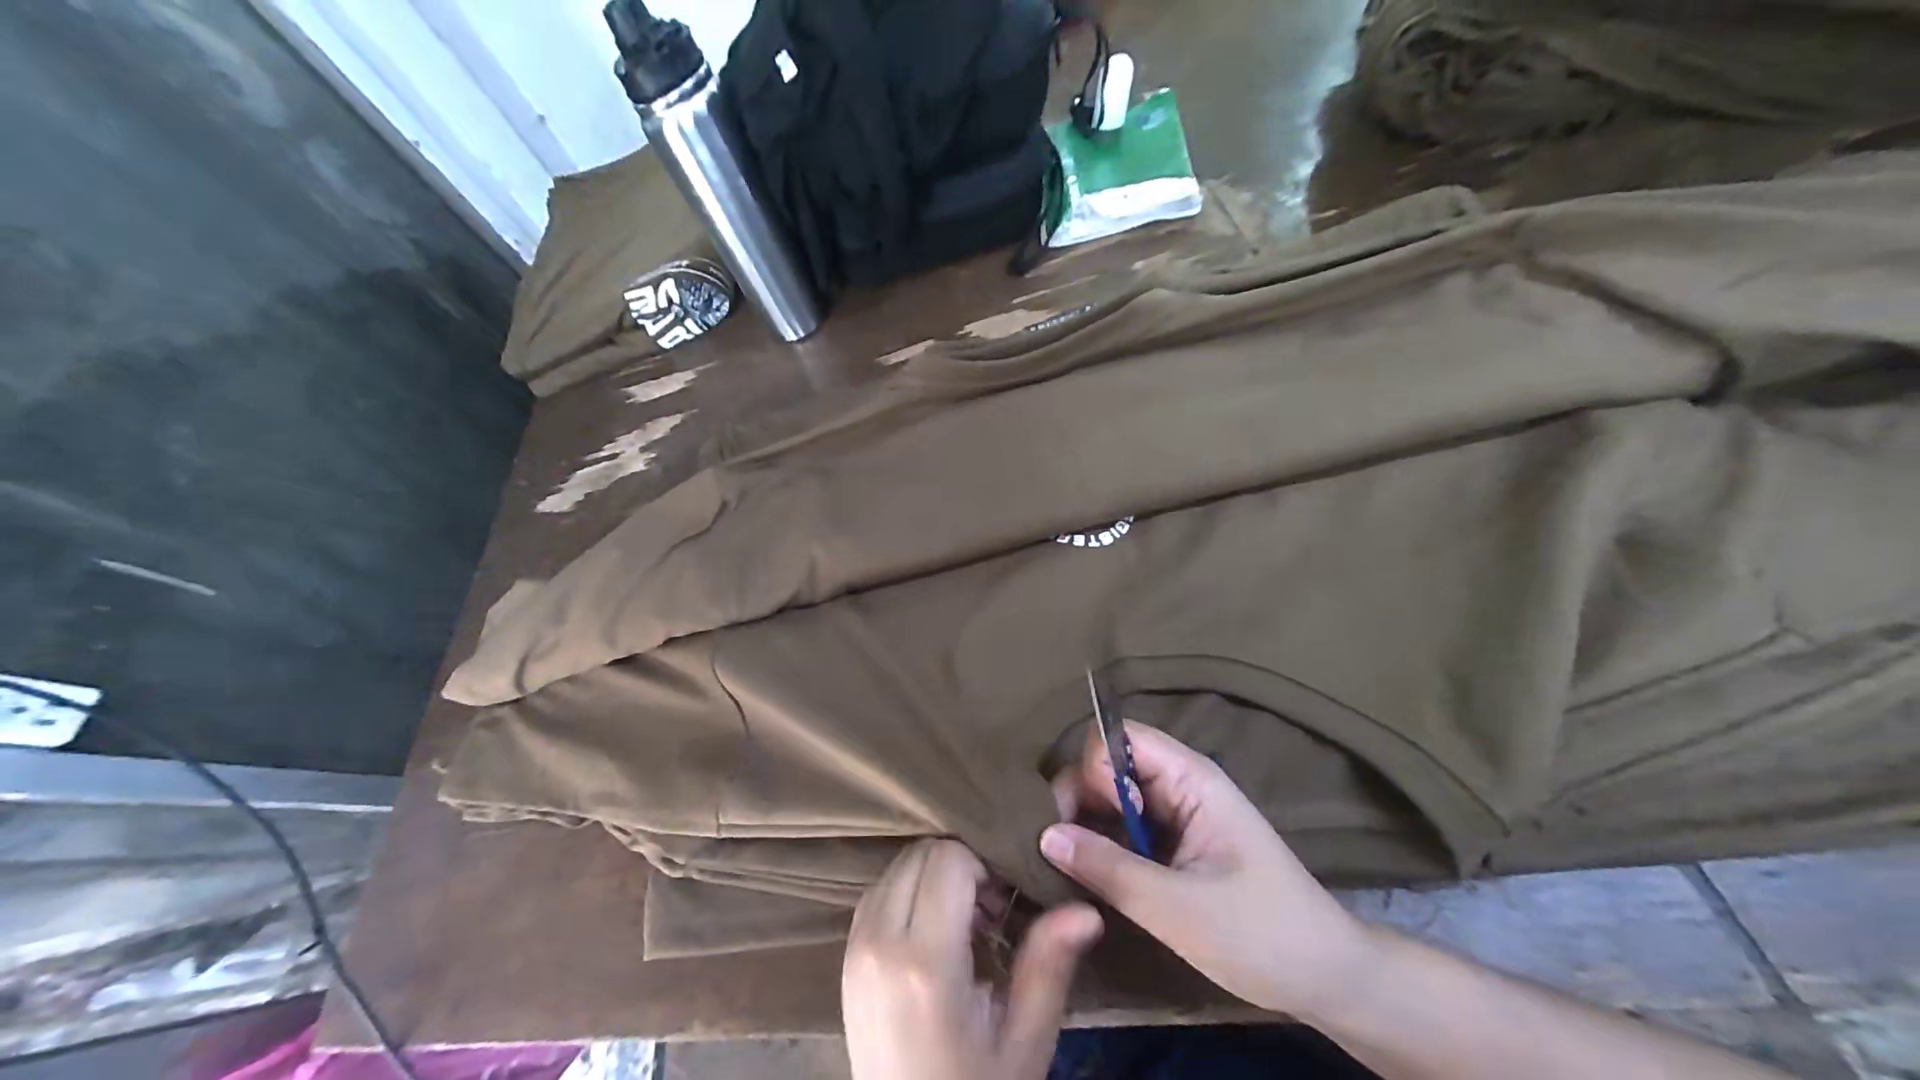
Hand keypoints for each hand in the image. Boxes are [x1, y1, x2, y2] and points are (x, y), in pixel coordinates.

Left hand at [842, 838, 1103, 1079]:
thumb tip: (1087, 908)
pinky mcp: (844, 958)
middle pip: (919, 854)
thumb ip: (1048, 965)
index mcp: (925, 962)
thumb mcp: (1024, 1039)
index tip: (1005, 900)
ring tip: (965, 922)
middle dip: (960, 865)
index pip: (947, 859)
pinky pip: (876, 893)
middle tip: (990, 909)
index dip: (983, 864)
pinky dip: (907, 891)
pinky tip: (934, 930)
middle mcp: (880, 943)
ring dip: (932, 875)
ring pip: (896, 867)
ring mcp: (854, 949)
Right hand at [1042, 721, 1375, 1021]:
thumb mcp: (1177, 908)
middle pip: (1108, 767)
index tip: (1073, 823)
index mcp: (1189, 778)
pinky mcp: (1173, 845)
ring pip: (1112, 799)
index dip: (1088, 771)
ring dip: (1085, 826)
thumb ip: (1108, 868)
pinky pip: (1124, 829)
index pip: (1118, 740)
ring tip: (1066, 869)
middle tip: (1060, 854)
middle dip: (1077, 800)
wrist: (1327, 979)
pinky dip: (1101, 847)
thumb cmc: (1260, 934)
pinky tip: (1087, 876)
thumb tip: (1044, 835)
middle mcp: (1179, 785)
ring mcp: (1176, 815)